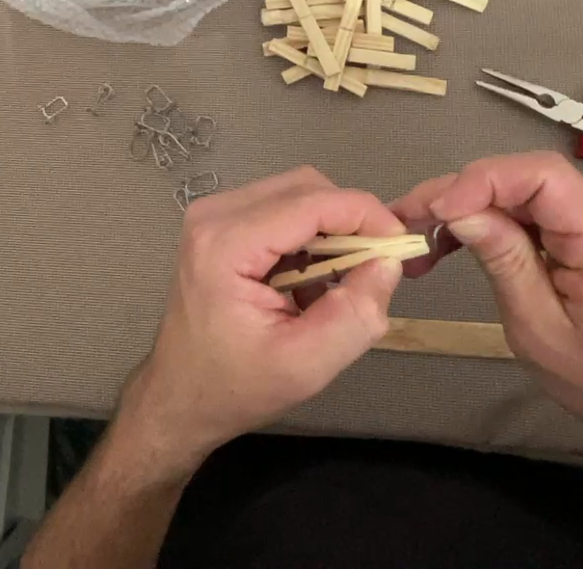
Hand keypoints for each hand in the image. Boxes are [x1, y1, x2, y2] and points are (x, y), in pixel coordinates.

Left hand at [118, 166, 406, 472]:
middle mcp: (215, 213)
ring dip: (329, 229)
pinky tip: (308, 282)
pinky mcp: (221, 221)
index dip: (366, 215)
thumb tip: (390, 262)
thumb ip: (355, 315)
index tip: (403, 246)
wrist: (179, 394)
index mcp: (226, 244)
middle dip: (349, 221)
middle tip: (375, 267)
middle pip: (305, 188)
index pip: (312, 201)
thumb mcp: (305, 365)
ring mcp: (214, 213)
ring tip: (338, 282)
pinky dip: (309, 236)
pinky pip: (281, 208)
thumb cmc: (234, 386)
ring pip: (296, 193)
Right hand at [390, 152, 582, 463]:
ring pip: (516, 190)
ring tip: (416, 237)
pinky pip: (526, 207)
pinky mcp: (581, 225)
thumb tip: (456, 210)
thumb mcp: (539, 330)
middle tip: (403, 220)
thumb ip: (504, 261)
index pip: (543, 176)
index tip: (434, 210)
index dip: (483, 181)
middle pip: (523, 178)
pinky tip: (447, 243)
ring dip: (463, 208)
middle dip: (458, 194)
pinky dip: (485, 220)